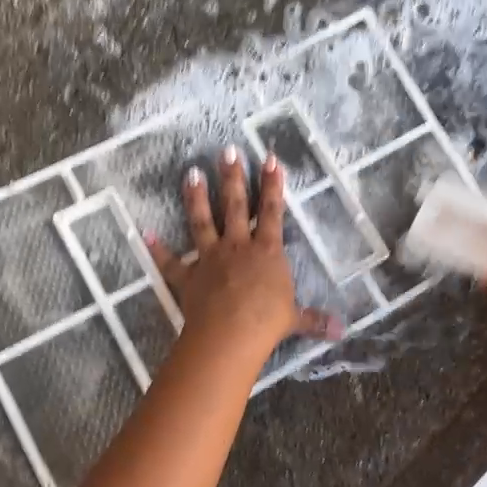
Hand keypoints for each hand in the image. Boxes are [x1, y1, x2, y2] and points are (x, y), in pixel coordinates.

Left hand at [146, 147, 340, 361]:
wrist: (231, 335)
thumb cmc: (267, 322)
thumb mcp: (294, 319)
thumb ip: (314, 319)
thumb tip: (342, 330)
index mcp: (267, 251)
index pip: (271, 211)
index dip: (272, 184)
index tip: (270, 158)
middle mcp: (238, 246)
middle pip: (234, 205)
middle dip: (232, 176)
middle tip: (226, 151)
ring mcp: (210, 258)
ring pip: (202, 221)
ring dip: (196, 197)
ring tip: (191, 172)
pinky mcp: (188, 277)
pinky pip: (170, 262)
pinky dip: (157, 249)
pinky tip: (144, 234)